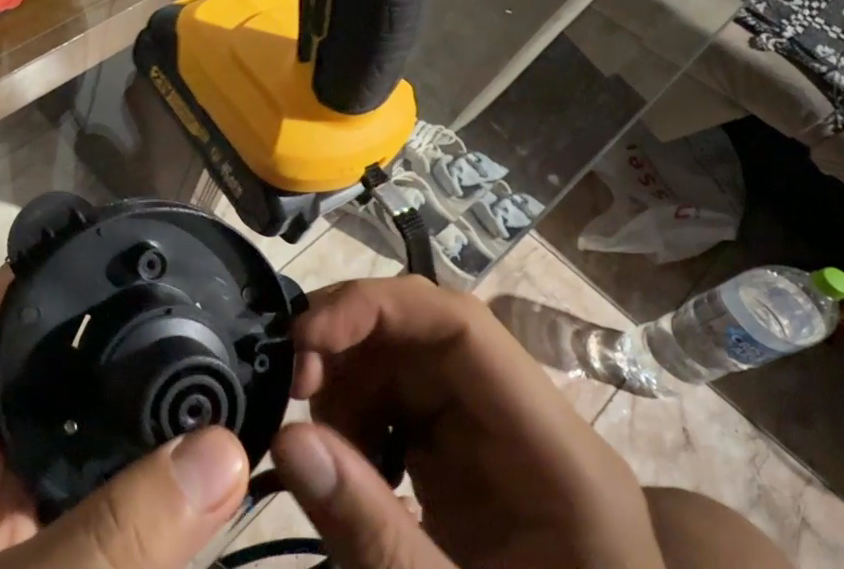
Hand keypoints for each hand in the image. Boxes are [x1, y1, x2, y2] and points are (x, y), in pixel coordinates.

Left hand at [0, 268, 249, 568]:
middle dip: (128, 346)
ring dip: (132, 420)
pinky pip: (77, 498)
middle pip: (54, 366)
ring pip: (73, 435)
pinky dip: (122, 490)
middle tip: (220, 326)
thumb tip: (219, 450)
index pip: (12, 303)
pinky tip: (181, 486)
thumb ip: (108, 532)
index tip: (157, 253)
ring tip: (219, 390)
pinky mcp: (10, 545)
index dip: (78, 267)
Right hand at [274, 277, 664, 568]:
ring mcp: (497, 448)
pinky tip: (341, 469)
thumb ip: (373, 533)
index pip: (463, 328)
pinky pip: (401, 411)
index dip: (377, 309)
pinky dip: (354, 422)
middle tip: (291, 389)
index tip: (302, 338)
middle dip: (348, 346)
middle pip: (426, 337)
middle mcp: (528, 429)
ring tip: (319, 450)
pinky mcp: (468, 470)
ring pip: (405, 367)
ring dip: (344, 385)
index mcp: (558, 456)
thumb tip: (286, 437)